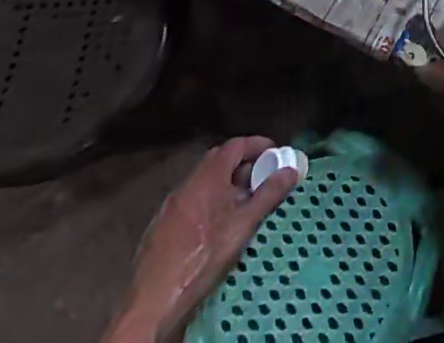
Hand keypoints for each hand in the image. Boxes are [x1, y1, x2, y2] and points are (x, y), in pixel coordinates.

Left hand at [101, 137, 300, 342]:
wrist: (153, 299)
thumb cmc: (204, 255)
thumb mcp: (244, 224)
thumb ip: (269, 194)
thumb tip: (290, 170)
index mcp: (207, 177)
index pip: (236, 145)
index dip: (258, 144)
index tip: (276, 154)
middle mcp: (187, 184)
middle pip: (219, 160)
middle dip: (244, 165)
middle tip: (263, 179)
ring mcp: (170, 205)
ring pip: (204, 182)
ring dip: (227, 184)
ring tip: (244, 204)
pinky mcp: (160, 225)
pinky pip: (192, 200)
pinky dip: (210, 201)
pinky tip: (217, 225)